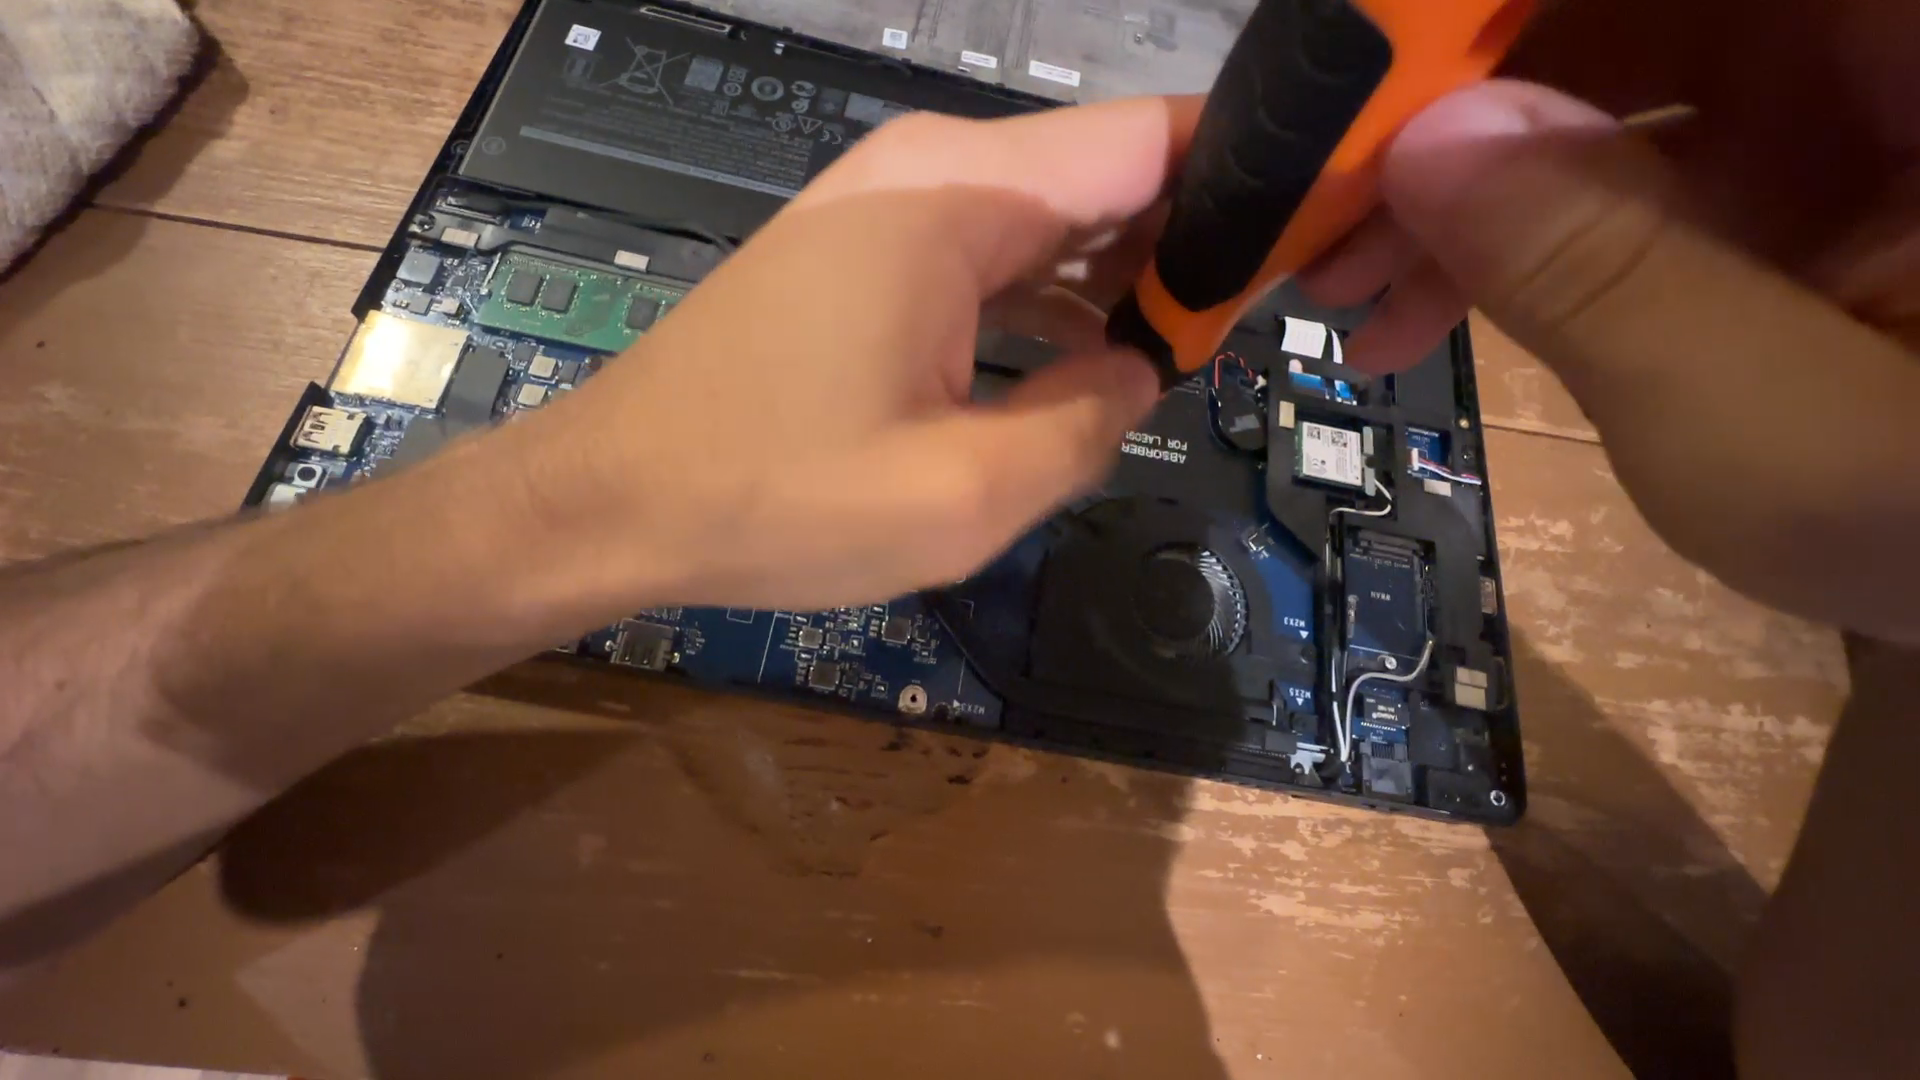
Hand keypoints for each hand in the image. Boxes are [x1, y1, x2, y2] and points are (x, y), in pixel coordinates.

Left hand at [477, 99, 1204, 612]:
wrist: (617, 502)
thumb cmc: (779, 500)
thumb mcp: (964, 493)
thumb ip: (1085, 422)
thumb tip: (1138, 369)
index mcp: (960, 198)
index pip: (1151, 140)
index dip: (1240, 190)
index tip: (1295, 260)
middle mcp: (924, 173)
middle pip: (1101, 175)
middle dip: (1178, 247)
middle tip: (1229, 337)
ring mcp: (882, 211)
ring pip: (1042, 219)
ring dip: (1109, 279)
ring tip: (1165, 357)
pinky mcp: (856, 259)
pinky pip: (982, 257)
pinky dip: (1038, 299)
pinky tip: (1066, 361)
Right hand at [1296, 1, 1919, 643]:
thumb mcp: (1771, 429)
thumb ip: (1601, 277)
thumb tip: (1420, 151)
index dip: (1499, 9)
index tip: (1363, 88)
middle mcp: (1912, 37)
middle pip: (1635, 9)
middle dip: (1458, 111)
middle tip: (1327, 224)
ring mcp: (1866, 92)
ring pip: (1612, 80)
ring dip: (1458, 189)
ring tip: (1350, 295)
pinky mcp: (1805, 160)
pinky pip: (1626, 156)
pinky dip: (1513, 233)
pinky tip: (1420, 315)